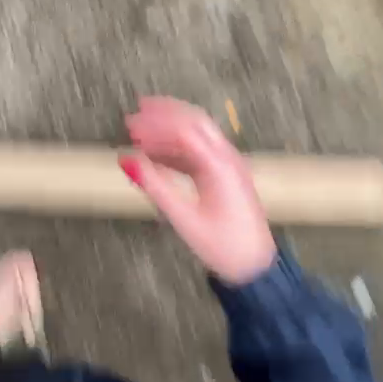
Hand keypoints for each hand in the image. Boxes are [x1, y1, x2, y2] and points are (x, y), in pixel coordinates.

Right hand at [121, 96, 277, 284]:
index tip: (130, 125)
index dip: (155, 124)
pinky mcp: (226, 174)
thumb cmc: (223, 247)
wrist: (256, 269)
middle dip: (164, 113)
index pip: (183, 130)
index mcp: (220, 165)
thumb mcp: (184, 218)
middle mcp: (227, 157)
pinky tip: (157, 154)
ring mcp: (229, 164)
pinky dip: (177, 147)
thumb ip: (154, 186)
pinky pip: (200, 150)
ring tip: (141, 134)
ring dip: (169, 129)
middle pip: (194, 121)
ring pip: (197, 133)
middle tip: (137, 112)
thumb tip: (126, 160)